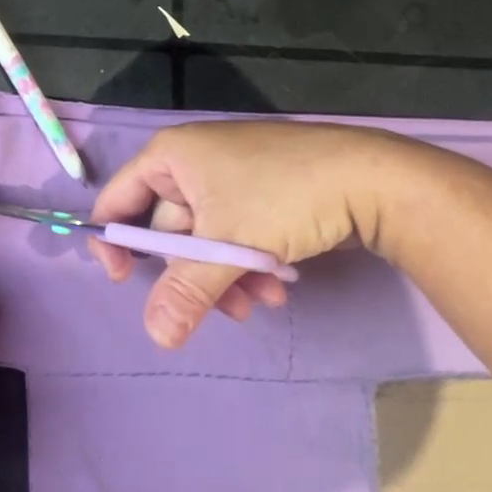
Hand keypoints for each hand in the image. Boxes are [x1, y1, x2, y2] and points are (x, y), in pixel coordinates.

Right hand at [89, 121, 433, 349]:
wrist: (376, 178)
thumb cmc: (285, 196)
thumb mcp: (229, 244)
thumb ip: (186, 290)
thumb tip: (155, 335)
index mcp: (170, 156)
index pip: (118, 199)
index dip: (116, 242)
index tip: (126, 282)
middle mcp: (192, 160)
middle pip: (169, 227)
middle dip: (194, 272)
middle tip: (221, 306)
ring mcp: (230, 174)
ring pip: (207, 236)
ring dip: (227, 274)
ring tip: (262, 298)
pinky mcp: (263, 190)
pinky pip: (236, 230)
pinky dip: (249, 259)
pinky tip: (279, 281)